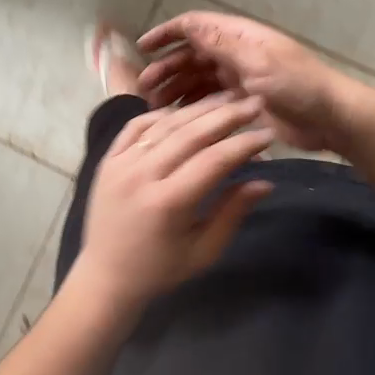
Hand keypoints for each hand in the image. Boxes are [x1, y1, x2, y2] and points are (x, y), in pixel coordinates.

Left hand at [72, 94, 273, 310]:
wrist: (105, 276)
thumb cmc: (160, 270)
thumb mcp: (204, 251)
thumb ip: (232, 212)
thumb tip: (265, 181)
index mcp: (168, 203)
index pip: (214, 160)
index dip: (244, 144)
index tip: (268, 133)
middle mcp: (141, 175)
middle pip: (190, 134)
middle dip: (226, 116)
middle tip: (254, 103)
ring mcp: (120, 164)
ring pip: (164, 125)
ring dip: (197, 109)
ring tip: (225, 99)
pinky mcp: (107, 160)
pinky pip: (135, 127)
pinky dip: (160, 116)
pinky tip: (183, 112)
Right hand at [137, 12, 348, 150]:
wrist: (333, 119)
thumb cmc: (298, 86)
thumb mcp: (258, 63)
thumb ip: (221, 45)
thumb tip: (188, 24)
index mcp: (239, 37)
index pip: (194, 26)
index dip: (167, 34)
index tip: (143, 48)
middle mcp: (235, 54)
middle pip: (190, 56)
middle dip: (166, 69)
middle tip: (145, 90)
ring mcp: (239, 79)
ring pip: (197, 80)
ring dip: (175, 90)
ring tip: (156, 109)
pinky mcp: (242, 103)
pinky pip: (209, 100)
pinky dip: (191, 107)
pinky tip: (177, 121)